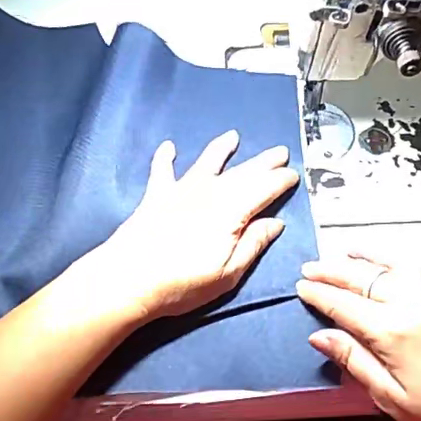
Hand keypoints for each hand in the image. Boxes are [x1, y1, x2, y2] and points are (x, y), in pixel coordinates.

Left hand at [81, 131, 299, 321]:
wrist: (128, 279)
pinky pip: (162, 170)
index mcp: (231, 212)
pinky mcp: (156, 197)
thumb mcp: (228, 273)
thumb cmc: (181, 283)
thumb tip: (274, 223)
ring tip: (232, 137)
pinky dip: (165, 157)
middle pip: (242, 173)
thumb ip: (253, 244)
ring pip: (207, 163)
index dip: (281, 180)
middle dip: (263, 162)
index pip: (264, 189)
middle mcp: (208, 193)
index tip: (293, 175)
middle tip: (279, 153)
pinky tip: (168, 146)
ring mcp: (180, 191)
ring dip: (222, 149)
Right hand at [296, 246, 420, 420]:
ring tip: (347, 254)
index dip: (318, 293)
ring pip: (393, 262)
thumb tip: (322, 337)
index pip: (342, 303)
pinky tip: (404, 255)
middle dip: (332, 270)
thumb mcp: (391, 398)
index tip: (303, 288)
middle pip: (362, 276)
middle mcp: (416, 303)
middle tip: (312, 269)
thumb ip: (354, 360)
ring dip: (366, 256)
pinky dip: (414, 255)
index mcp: (394, 331)